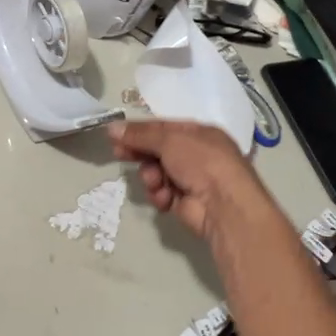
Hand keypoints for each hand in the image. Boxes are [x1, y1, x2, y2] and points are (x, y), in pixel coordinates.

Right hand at [108, 119, 268, 244]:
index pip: (163, 128)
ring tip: (154, 181)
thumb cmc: (201, 163)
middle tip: (119, 154)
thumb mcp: (168, 140)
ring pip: (157, 172)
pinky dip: (159, 194)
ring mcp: (192, 180)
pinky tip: (163, 197)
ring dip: (150, 176)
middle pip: (158, 150)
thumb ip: (139, 134)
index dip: (139, 131)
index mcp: (200, 134)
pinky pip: (162, 193)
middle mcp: (197, 155)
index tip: (116, 135)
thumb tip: (111, 128)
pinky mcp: (186, 202)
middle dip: (139, 153)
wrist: (225, 207)